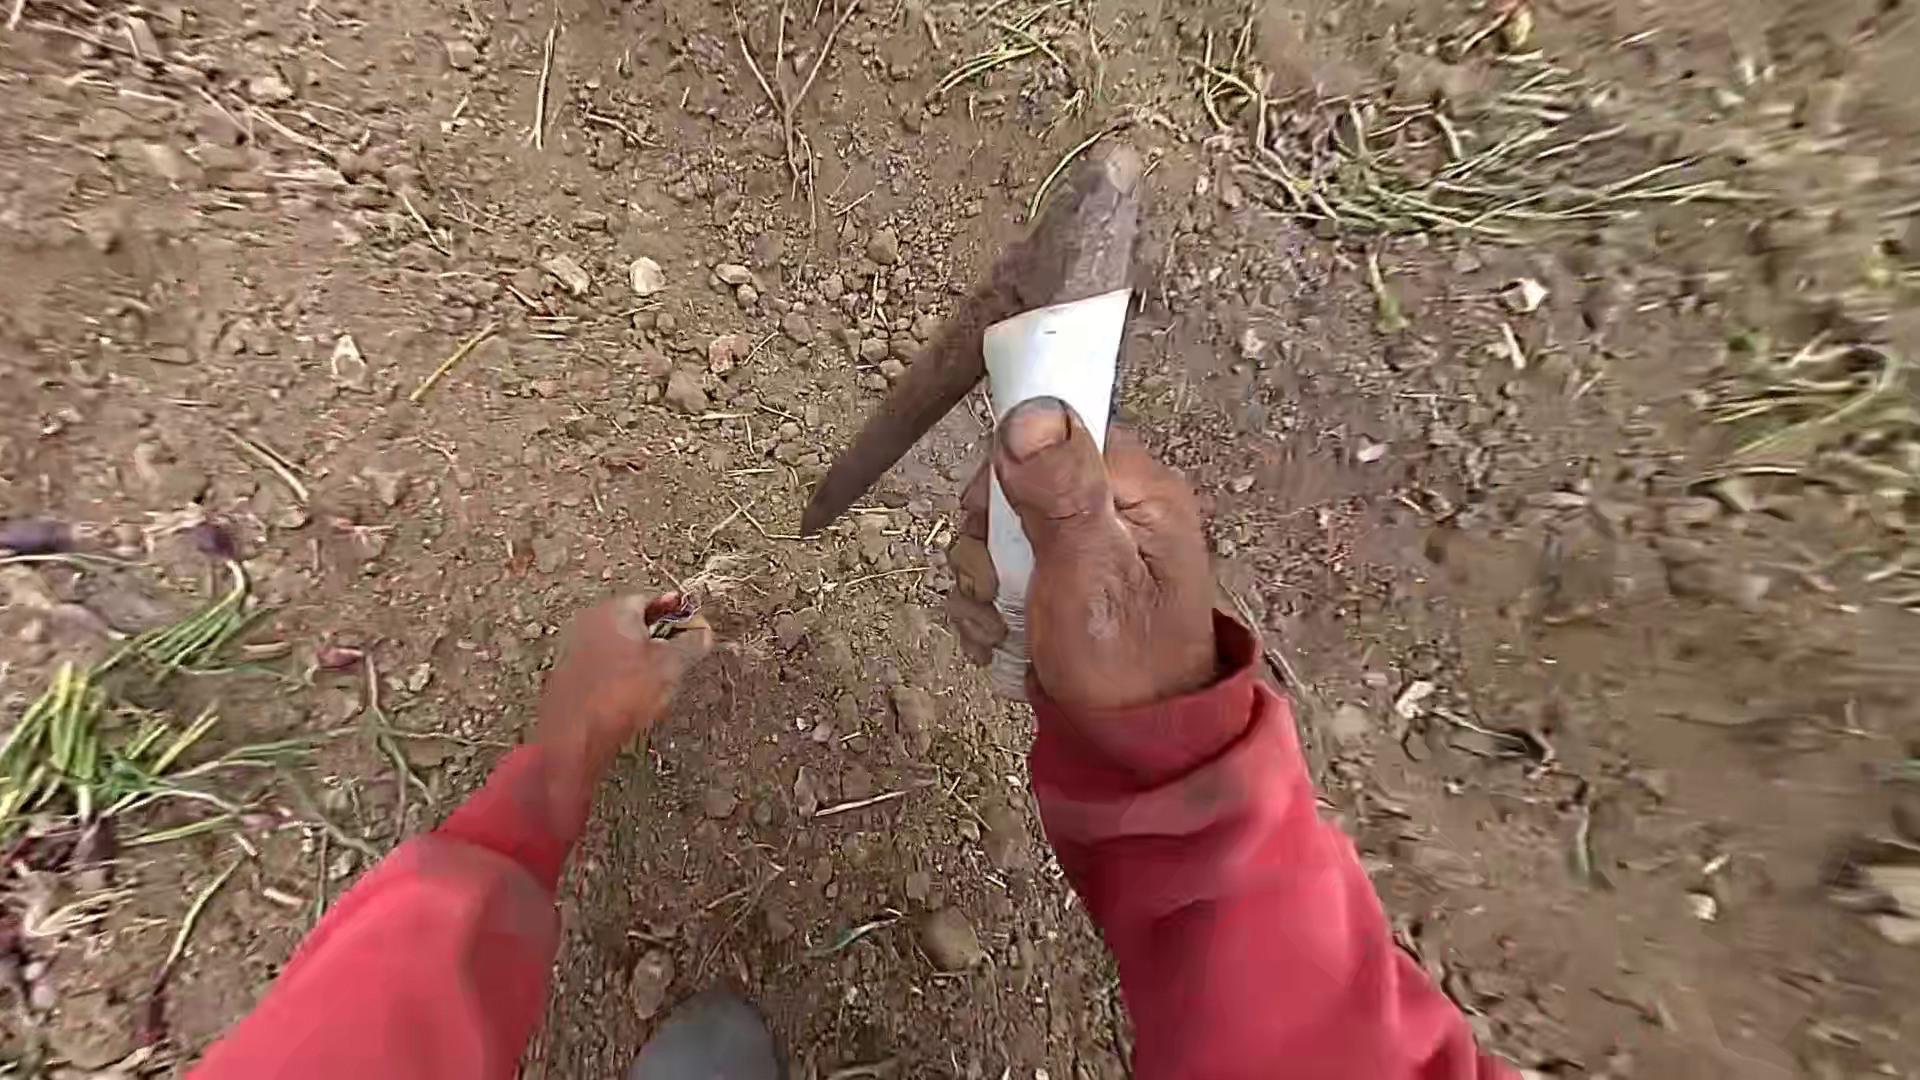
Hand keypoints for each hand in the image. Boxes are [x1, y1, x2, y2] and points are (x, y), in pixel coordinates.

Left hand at [534, 594, 711, 766]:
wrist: (575, 736)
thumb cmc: (624, 692)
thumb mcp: (672, 664)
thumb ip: (692, 643)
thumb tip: (703, 633)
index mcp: (614, 611)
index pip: (651, 599)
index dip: (675, 611)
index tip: (691, 624)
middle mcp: (590, 623)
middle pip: (633, 621)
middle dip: (658, 635)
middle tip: (679, 652)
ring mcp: (575, 650)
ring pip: (619, 644)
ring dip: (640, 656)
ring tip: (659, 677)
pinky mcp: (569, 677)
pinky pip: (605, 665)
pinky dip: (622, 673)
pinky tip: (634, 694)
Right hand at [945, 398, 1215, 710]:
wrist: (1127, 747)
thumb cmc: (1120, 661)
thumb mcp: (1090, 570)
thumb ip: (1062, 491)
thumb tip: (1030, 411)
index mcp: (1136, 490)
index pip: (1059, 434)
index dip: (1012, 469)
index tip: (993, 517)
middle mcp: (1110, 511)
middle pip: (1016, 485)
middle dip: (990, 539)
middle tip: (1001, 583)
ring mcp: (1080, 548)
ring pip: (998, 533)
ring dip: (984, 580)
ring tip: (1005, 621)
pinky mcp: (1056, 581)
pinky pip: (1001, 571)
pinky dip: (989, 603)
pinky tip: (1002, 633)